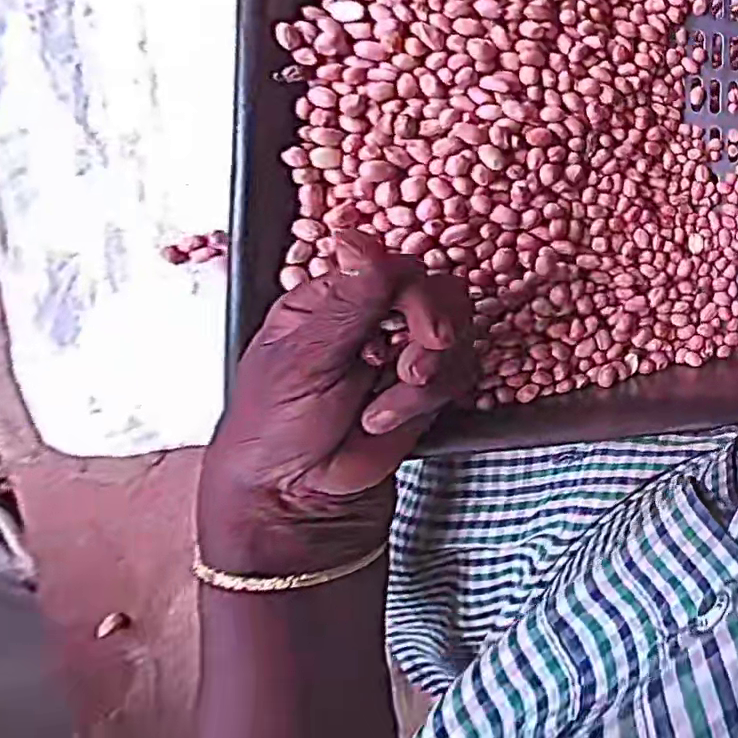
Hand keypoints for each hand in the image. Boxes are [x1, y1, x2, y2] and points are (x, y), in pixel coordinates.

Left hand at [197, 231, 475, 575]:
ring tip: (385, 404)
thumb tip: (357, 238)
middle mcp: (377, 316)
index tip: (421, 328)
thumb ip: (345, 302)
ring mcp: (407, 348)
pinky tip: (388, 417)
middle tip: (413, 368)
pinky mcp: (430, 382)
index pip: (397, 269)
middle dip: (433, 331)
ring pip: (457, 331)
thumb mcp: (304, 361)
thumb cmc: (277, 428)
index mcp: (336, 298)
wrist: (298, 499)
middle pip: (439, 292)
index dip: (417, 294)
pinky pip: (460, 369)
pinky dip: (429, 397)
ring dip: (428, 372)